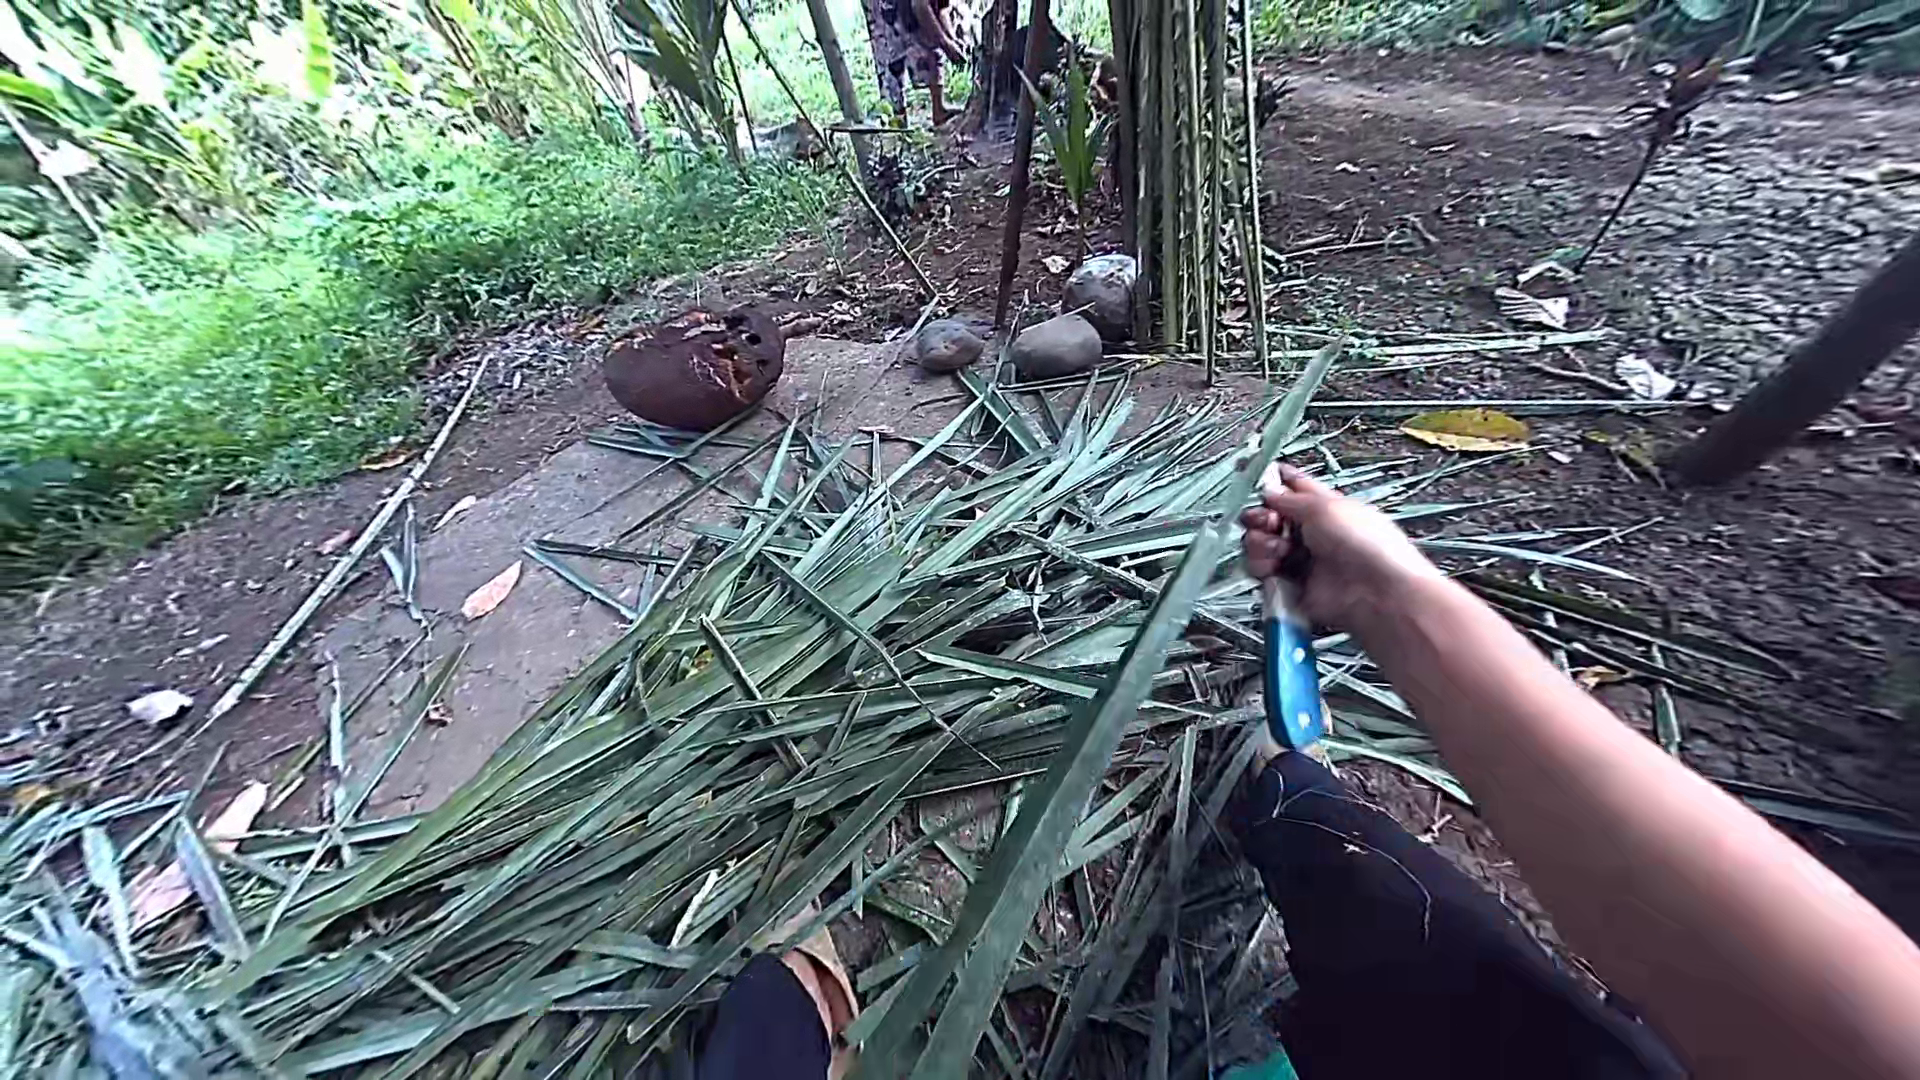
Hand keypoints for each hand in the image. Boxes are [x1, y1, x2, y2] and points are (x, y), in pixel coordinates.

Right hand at [1240, 463, 1442, 630]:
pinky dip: (1261, 566)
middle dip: (1260, 517)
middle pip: (1267, 516)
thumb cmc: (1362, 543)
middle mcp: (1309, 531)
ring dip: (1261, 543)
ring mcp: (1297, 557)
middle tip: (1268, 522)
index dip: (1273, 482)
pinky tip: (1275, 567)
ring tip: (1280, 549)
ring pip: (1259, 543)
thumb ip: (1290, 498)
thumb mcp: (1324, 507)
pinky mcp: (1288, 583)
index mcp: (1324, 507)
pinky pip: (1259, 569)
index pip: (1293, 488)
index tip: (1256, 483)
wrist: (1375, 592)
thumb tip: (1267, 492)